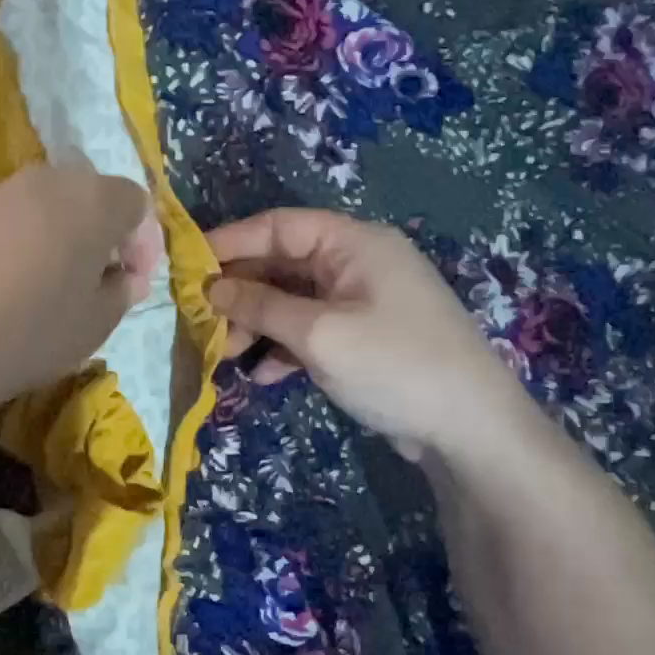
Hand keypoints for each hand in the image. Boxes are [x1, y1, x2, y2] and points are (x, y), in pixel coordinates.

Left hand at [0, 165, 160, 416]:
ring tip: (40, 284)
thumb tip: (123, 277)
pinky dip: (8, 244)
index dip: (141, 244)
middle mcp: (42, 181)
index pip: (134, 203)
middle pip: (84, 195)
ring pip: (37, 206)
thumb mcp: (96, 325)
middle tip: (91, 281)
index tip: (131, 283)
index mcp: (91, 200)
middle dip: (97, 233)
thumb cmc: (30, 335)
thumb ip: (122, 291)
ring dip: (51, 236)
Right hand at [206, 208, 527, 459]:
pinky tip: (261, 374)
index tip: (184, 266)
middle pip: (281, 263)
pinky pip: (309, 329)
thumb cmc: (393, 365)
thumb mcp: (318, 334)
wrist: (469, 428)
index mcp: (354, 243)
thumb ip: (259, 306)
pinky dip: (281, 347)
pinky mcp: (363, 336)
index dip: (229, 241)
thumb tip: (210, 289)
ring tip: (225, 352)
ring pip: (291, 300)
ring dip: (255, 323)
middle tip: (198, 317)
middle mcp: (357, 263)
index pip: (278, 225)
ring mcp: (361, 301)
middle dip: (239, 290)